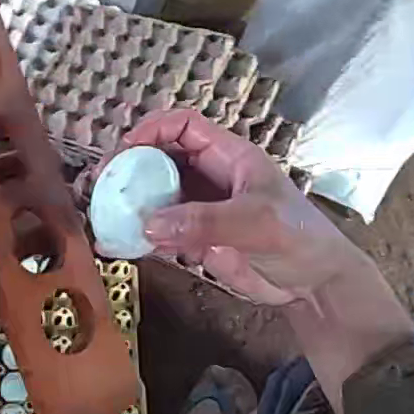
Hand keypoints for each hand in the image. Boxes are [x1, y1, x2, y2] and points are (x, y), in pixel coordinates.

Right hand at [122, 109, 359, 305]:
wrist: (313, 286)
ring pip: (152, 196)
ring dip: (127, 203)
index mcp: (228, 156)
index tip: (125, 150)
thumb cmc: (298, 238)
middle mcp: (207, 177)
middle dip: (128, 166)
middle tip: (101, 184)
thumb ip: (204, 221)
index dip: (152, 130)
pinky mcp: (191, 240)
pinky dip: (136, 236)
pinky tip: (117, 243)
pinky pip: (157, 232)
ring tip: (99, 213)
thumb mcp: (256, 222)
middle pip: (158, 159)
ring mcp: (197, 209)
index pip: (183, 127)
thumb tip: (148, 223)